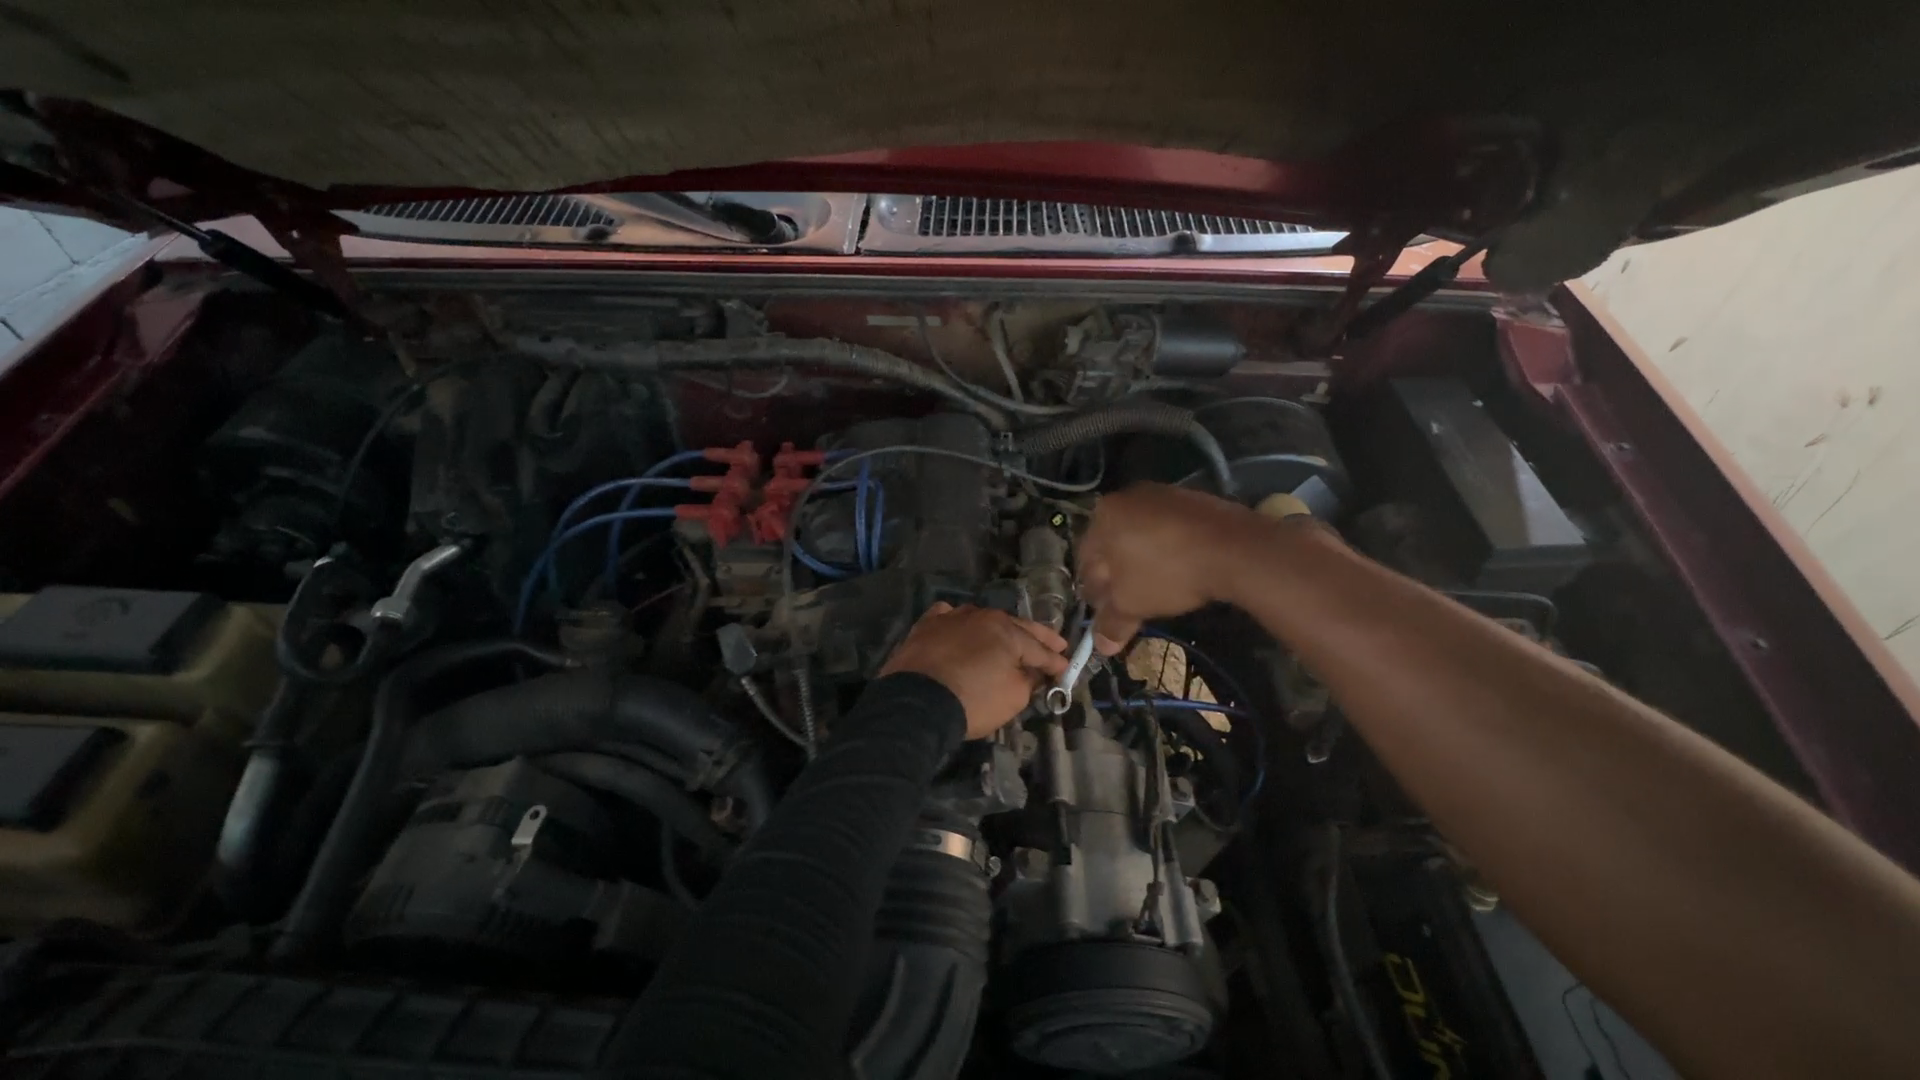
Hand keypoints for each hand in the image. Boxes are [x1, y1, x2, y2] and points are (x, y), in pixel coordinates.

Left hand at [879, 602, 1069, 737]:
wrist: (916, 703)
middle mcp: (981, 616)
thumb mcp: (1013, 697)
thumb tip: (1033, 672)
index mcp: (1007, 631)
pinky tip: (959, 625)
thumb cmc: (973, 700)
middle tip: (1057, 643)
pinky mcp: (925, 627)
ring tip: (1010, 635)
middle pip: (1015, 626)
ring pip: (982, 619)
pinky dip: (958, 623)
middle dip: (1038, 637)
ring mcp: (951, 618)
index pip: (1039, 648)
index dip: (1055, 661)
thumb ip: (1029, 680)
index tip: (1065, 669)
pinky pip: (946, 618)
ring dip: (999, 628)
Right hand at [1077, 483, 1266, 654]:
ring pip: (1142, 537)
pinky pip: (1170, 530)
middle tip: (1132, 603)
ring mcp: (1163, 495)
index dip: (1094, 593)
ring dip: (1145, 563)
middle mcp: (1127, 497)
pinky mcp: (1193, 500)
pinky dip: (1170, 550)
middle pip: (1113, 545)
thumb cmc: (1168, 573)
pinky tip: (1182, 569)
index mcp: (1103, 515)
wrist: (1233, 548)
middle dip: (1120, 576)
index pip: (1085, 560)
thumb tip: (1100, 646)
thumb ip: (1111, 623)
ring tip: (1159, 588)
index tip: (1108, 613)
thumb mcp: (1133, 604)